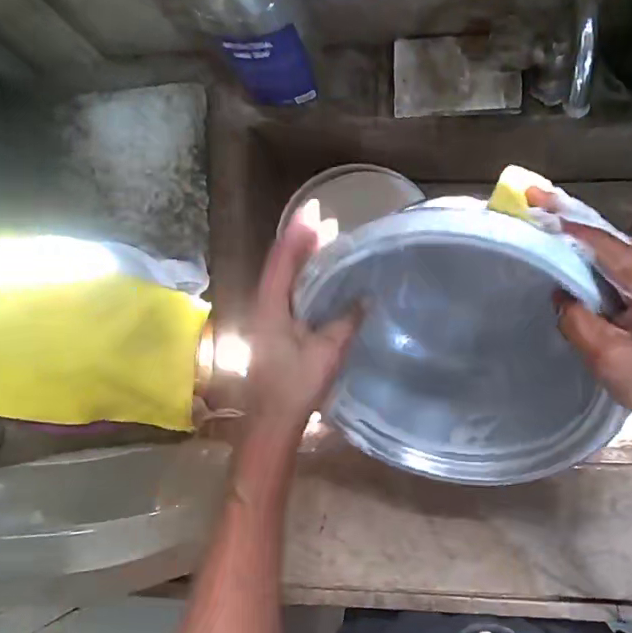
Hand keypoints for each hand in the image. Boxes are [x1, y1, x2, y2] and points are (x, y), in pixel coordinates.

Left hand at [244, 199, 361, 433]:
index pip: (283, 260)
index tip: (314, 210)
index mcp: (272, 307)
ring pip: (285, 279)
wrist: (272, 422)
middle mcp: (266, 307)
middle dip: (302, 241)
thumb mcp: (326, 354)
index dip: (298, 233)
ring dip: (303, 259)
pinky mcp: (276, 331)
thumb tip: (365, 298)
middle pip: (282, 265)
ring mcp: (269, 319)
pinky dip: (305, 279)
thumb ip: (345, 323)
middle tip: (327, 221)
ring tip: (326, 241)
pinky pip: (290, 294)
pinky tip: (323, 279)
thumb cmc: (295, 388)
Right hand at [540, 196, 631, 433]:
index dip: (565, 222)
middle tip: (538, 215)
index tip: (534, 203)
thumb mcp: (608, 356)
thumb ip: (577, 319)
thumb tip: (561, 294)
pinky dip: (603, 267)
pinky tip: (581, 274)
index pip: (601, 241)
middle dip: (574, 228)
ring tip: (551, 241)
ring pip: (621, 254)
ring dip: (588, 249)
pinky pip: (630, 270)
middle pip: (613, 240)